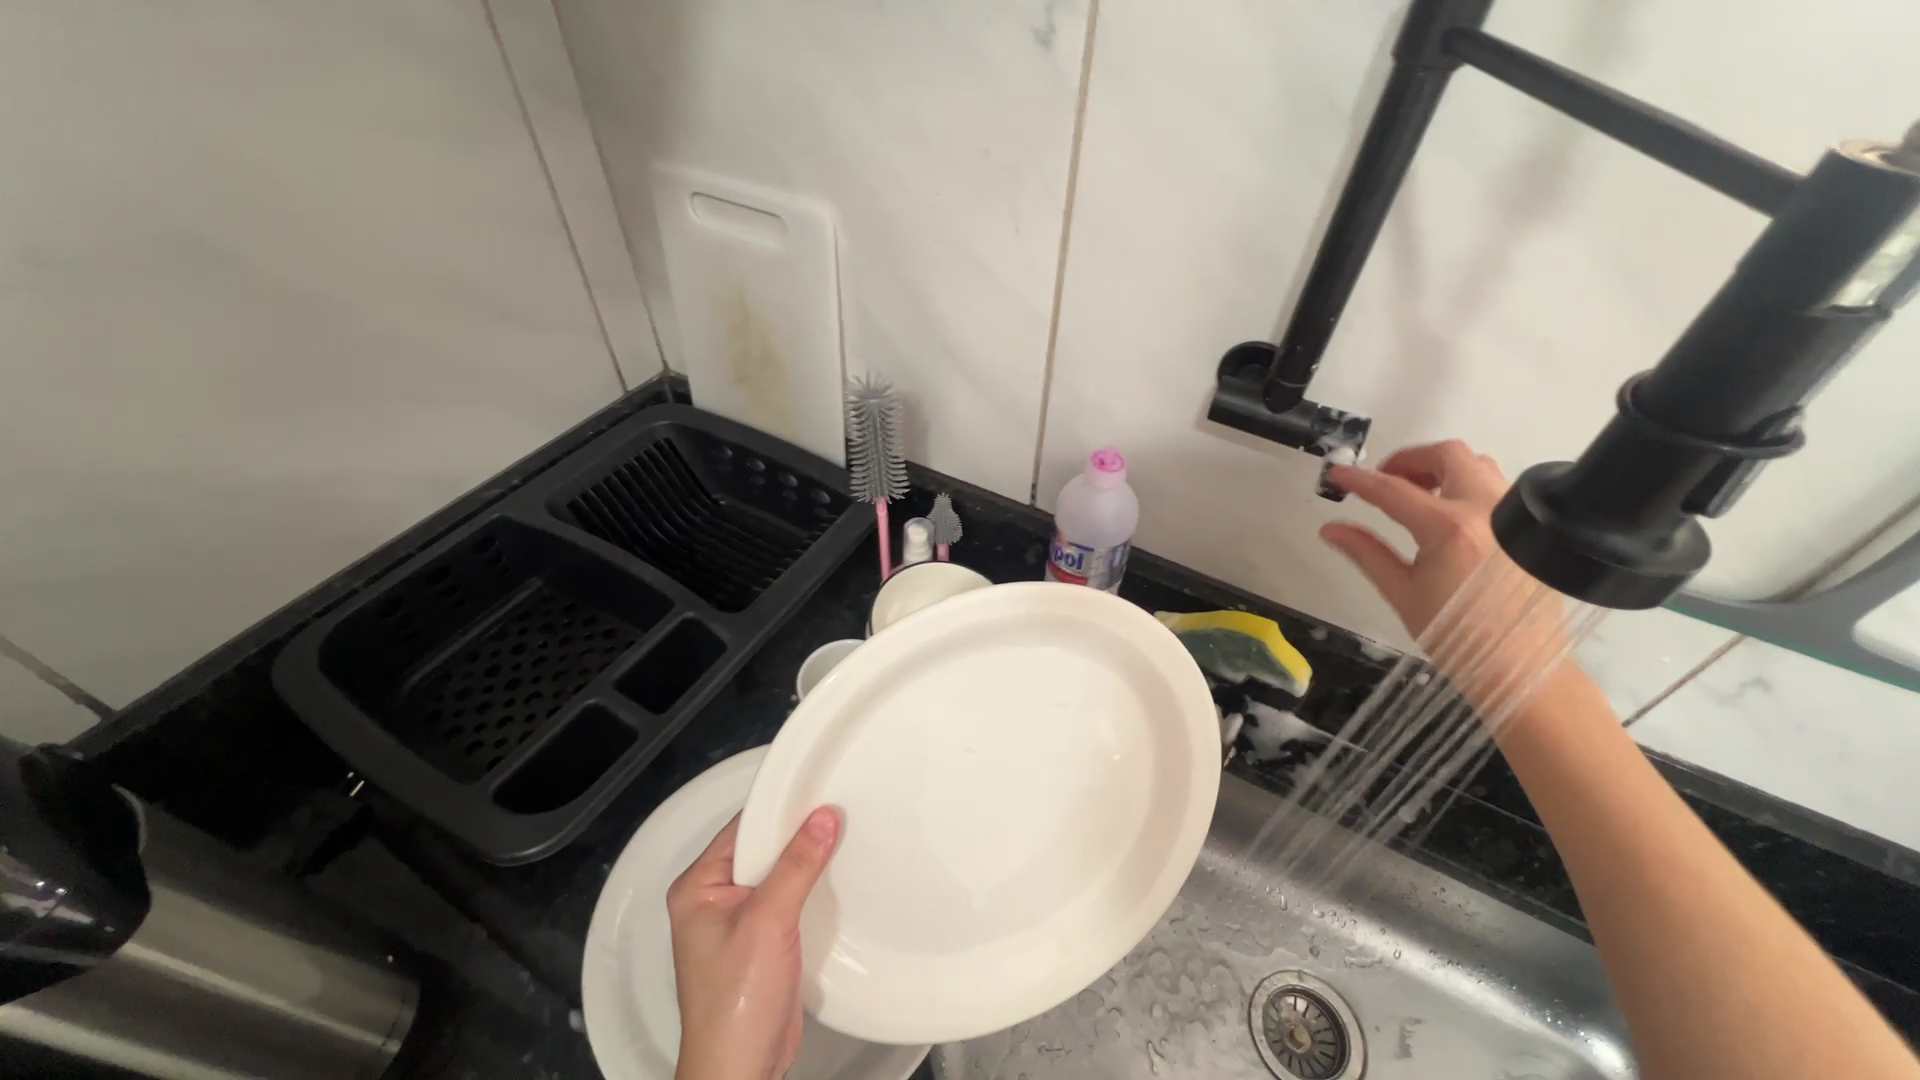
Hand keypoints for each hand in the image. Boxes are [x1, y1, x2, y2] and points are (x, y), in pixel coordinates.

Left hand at [667, 807, 841, 1079]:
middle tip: (836, 815)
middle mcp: (713, 899)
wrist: (742, 1069)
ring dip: (805, 865)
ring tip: (841, 840)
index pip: (742, 828)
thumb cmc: (735, 1003)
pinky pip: (786, 899)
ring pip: (777, 874)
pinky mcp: (761, 941)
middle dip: (796, 837)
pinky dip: (808, 891)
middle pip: (761, 849)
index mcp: (697, 887)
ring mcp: (737, 921)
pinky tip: (833, 880)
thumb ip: (796, 867)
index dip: (779, 810)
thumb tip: (822, 819)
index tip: (817, 795)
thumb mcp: (768, 922)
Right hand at [1322, 440, 1576, 706]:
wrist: (1520, 664)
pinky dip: (1465, 485)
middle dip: (1409, 460)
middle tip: (1385, 479)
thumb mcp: (1402, 592)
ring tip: (1416, 493)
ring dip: (1440, 470)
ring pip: (1476, 465)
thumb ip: (1366, 552)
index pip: (1393, 490)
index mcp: (1449, 529)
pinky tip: (1447, 512)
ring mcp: (1512, 514)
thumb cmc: (1455, 633)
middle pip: (1446, 456)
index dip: (1360, 480)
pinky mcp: (1526, 525)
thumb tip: (1332, 529)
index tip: (1337, 475)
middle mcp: (1486, 510)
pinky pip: (1494, 485)